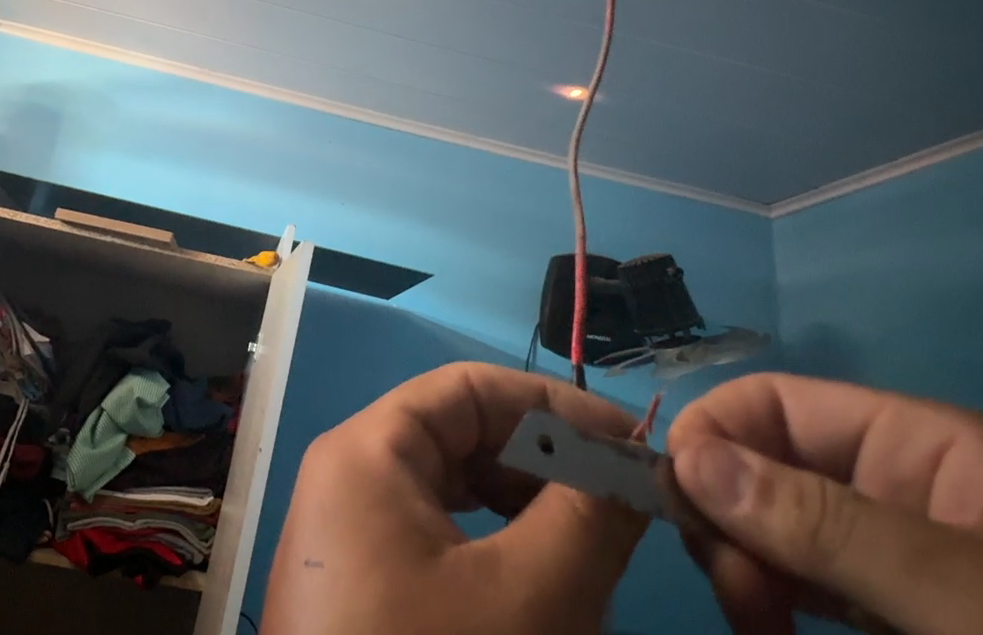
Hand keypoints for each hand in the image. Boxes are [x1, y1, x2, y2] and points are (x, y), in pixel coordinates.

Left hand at [261, 363, 649, 634]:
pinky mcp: (357, 590)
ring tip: (585, 547)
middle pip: (458, 435)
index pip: (470, 388)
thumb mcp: (534, 594)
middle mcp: (346, 479)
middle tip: (616, 504)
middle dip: (543, 461)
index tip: (630, 443)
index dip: (554, 404)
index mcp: (366, 450)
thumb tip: (637, 466)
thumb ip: (592, 512)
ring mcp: (345, 538)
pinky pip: (433, 541)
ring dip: (524, 507)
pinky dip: (492, 549)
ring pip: (451, 491)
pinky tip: (535, 585)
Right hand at [667, 373, 982, 634]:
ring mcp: (911, 557)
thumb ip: (820, 521)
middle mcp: (904, 487)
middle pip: (768, 468)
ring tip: (761, 628)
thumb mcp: (969, 594)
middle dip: (732, 522)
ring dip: (751, 571)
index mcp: (921, 444)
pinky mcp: (919, 616)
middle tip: (746, 606)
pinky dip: (784, 604)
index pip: (773, 404)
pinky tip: (781, 631)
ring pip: (783, 533)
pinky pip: (820, 588)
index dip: (712, 439)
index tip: (685, 516)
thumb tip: (683, 451)